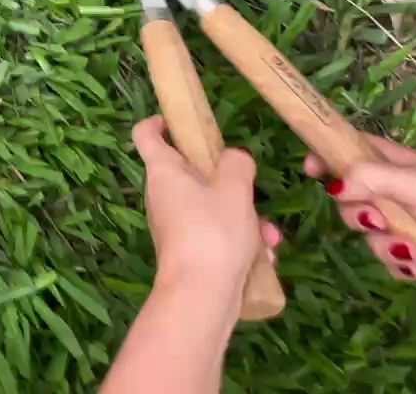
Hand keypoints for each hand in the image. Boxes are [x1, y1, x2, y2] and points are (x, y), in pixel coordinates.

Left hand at [132, 116, 280, 299]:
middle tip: (251, 192)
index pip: (146, 134)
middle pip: (190, 174)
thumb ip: (236, 165)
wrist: (201, 296)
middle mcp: (161, 194)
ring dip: (243, 218)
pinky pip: (214, 235)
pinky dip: (239, 242)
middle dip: (228, 183)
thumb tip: (235, 157)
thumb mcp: (234, 190)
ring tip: (269, 237)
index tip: (177, 120)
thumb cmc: (212, 232)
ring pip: (210, 208)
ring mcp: (172, 224)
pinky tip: (266, 259)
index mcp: (162, 171)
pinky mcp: (186, 251)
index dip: (158, 121)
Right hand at [304, 134, 415, 311]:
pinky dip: (397, 262)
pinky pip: (384, 256)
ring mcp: (407, 224)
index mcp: (402, 165)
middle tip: (373, 218)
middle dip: (355, 209)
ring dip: (380, 240)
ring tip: (407, 248)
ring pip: (365, 228)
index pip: (354, 148)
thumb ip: (370, 177)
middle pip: (351, 192)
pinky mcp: (414, 256)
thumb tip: (332, 183)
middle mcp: (400, 192)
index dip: (328, 153)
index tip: (309, 168)